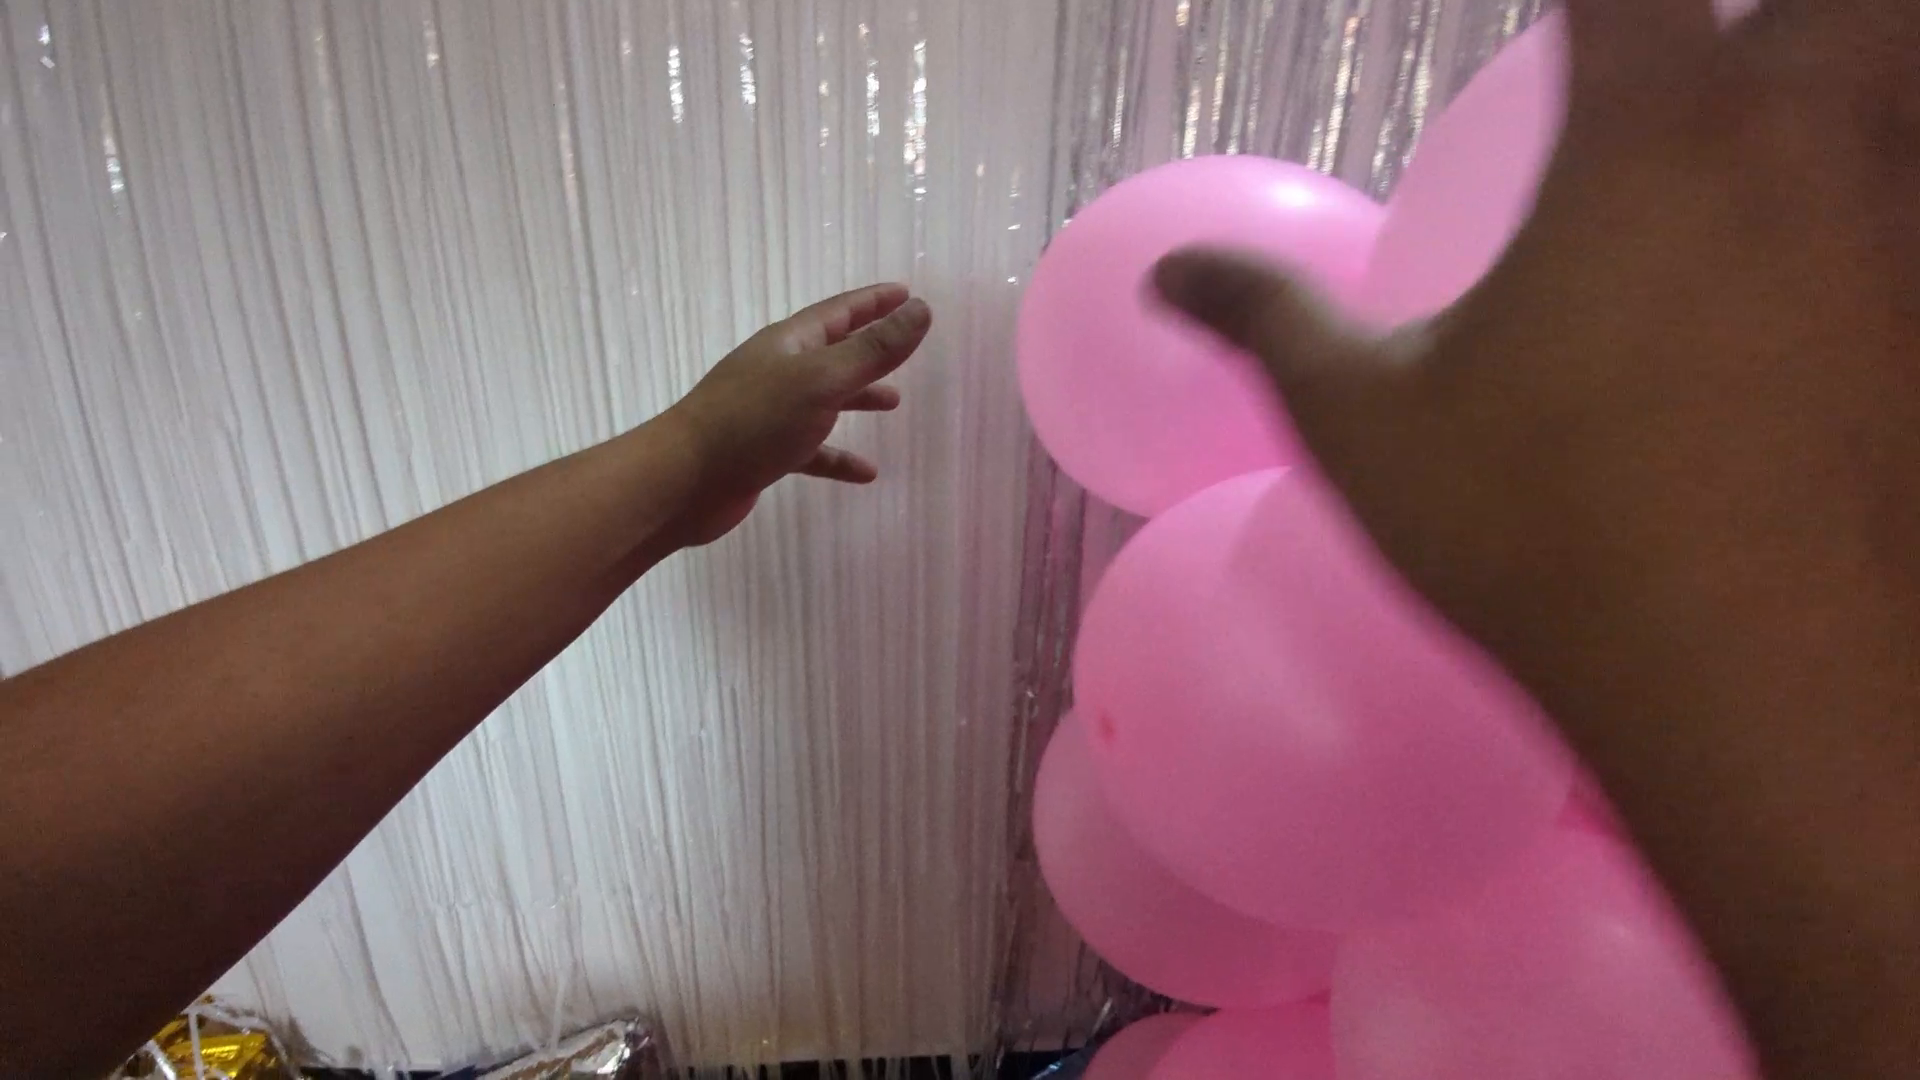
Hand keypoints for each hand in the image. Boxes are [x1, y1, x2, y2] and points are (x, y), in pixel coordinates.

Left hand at [660, 284, 930, 544]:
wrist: (686, 481)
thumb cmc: (755, 421)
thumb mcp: (823, 380)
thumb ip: (873, 350)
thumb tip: (922, 310)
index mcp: (790, 344)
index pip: (839, 312)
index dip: (874, 302)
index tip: (906, 294)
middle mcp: (779, 371)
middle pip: (832, 352)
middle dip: (869, 348)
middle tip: (904, 348)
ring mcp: (770, 413)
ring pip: (825, 399)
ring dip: (858, 398)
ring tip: (893, 403)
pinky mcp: (766, 451)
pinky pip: (813, 449)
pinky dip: (839, 457)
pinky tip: (865, 473)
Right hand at [1153, 2, 1916, 1075]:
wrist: (1738, 673)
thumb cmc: (1516, 526)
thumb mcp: (1354, 416)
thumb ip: (1262, 316)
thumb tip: (1164, 272)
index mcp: (1650, 147)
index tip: (1546, 23)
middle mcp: (1820, 137)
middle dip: (1727, 19)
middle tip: (1658, 64)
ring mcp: (1919, 217)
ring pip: (1907, 59)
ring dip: (1826, 61)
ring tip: (1746, 113)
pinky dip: (1869, 171)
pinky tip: (1822, 226)